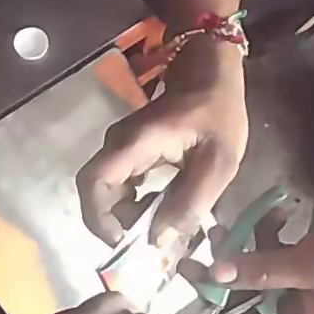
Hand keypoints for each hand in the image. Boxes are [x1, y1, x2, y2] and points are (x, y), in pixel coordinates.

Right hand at [77, 36, 248, 256]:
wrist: (211, 71)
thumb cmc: (218, 112)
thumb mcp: (219, 161)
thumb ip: (191, 201)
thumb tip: (160, 239)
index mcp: (135, 144)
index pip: (94, 182)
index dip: (98, 218)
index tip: (122, 241)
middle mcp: (119, 146)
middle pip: (98, 193)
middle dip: (118, 224)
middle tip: (150, 242)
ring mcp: (123, 149)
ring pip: (110, 192)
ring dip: (129, 216)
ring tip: (162, 228)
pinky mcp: (132, 154)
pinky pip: (123, 186)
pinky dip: (137, 205)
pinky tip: (163, 210)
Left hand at [211, 209, 313, 313]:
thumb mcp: (309, 265)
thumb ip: (261, 270)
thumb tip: (213, 273)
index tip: (203, 294)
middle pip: (253, 305)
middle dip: (230, 276)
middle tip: (208, 248)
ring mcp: (308, 289)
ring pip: (263, 275)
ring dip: (248, 249)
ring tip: (234, 225)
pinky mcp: (312, 264)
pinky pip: (281, 256)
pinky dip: (274, 237)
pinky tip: (279, 212)